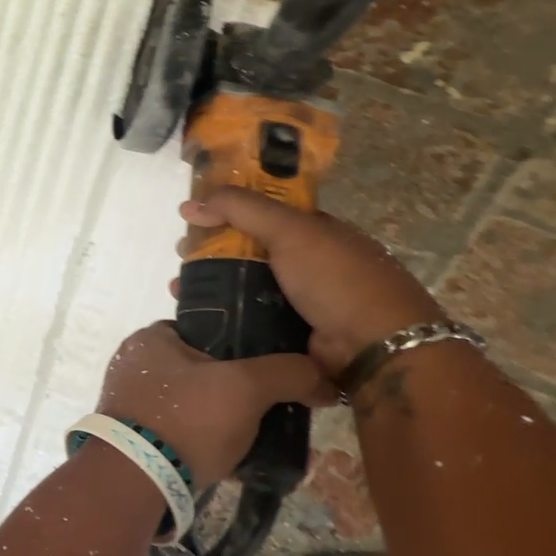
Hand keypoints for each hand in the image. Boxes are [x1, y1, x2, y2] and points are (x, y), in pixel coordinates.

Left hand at [99, 322, 337, 488]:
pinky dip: (208, 439)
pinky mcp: (136, 433)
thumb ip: (286, 373)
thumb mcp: (245, 387)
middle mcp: (133, 363)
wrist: (139, 475)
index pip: (203, 330)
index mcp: (149, 339)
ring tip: (264, 437)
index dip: (241, 347)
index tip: (272, 370)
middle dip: (239, 390)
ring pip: (194, 402)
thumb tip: (323, 377)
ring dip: (226, 418)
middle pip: (201, 370)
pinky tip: (239, 458)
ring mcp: (131, 399)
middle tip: (274, 409)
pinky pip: (182, 429)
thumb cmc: (187, 417)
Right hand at [180, 187, 445, 374]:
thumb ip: (241, 208)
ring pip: (240, 283)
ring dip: (206, 281)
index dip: (228, 210)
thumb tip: (189, 204)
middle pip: (247, 248)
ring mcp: (299, 300)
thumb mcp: (292, 230)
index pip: (265, 213)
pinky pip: (242, 314)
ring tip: (178, 284)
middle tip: (181, 252)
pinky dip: (216, 310)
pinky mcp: (286, 332)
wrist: (377, 351)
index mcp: (320, 234)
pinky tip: (191, 308)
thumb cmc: (339, 281)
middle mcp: (310, 264)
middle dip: (210, 248)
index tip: (194, 216)